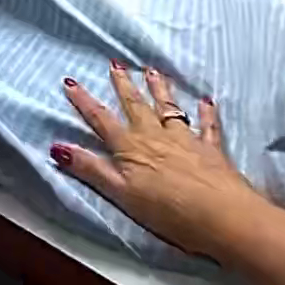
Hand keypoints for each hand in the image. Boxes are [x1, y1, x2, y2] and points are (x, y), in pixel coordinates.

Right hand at [53, 63, 284, 260]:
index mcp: (130, 147)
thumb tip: (56, 147)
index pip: (101, 119)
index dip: (83, 101)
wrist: (227, 220)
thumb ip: (90, 169)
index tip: (70, 81)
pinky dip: (207, 114)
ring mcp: (186, 142)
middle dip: (123, 85)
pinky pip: (208, 128)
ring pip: (168, 109)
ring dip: (159, 90)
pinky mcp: (213, 152)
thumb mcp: (121, 193)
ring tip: (152, 71)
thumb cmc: (169, 211)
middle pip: (135, 106)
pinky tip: (206, 101)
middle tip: (116, 64)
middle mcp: (155, 137)